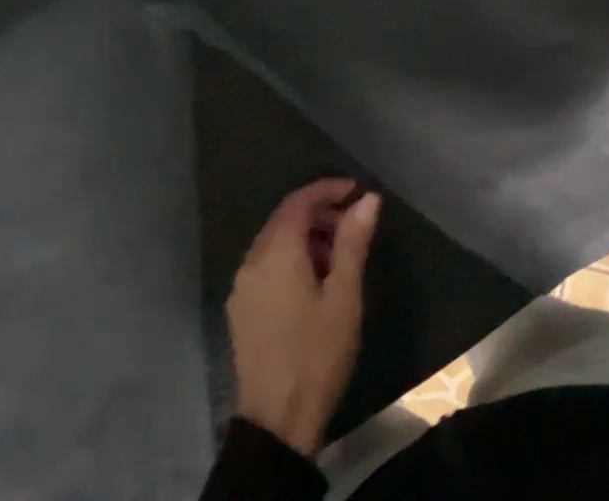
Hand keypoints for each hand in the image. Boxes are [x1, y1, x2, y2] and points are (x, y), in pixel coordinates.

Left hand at [226, 179, 381, 454]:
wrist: (277, 419)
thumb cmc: (317, 353)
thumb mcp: (344, 296)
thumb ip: (352, 243)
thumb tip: (367, 200)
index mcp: (276, 254)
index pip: (298, 202)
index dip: (327, 190)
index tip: (357, 191)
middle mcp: (251, 262)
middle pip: (283, 221)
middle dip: (319, 214)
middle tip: (354, 226)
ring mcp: (242, 287)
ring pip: (273, 244)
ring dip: (306, 238)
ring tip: (340, 258)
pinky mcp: (241, 309)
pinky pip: (266, 266)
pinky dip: (291, 259)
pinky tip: (315, 283)